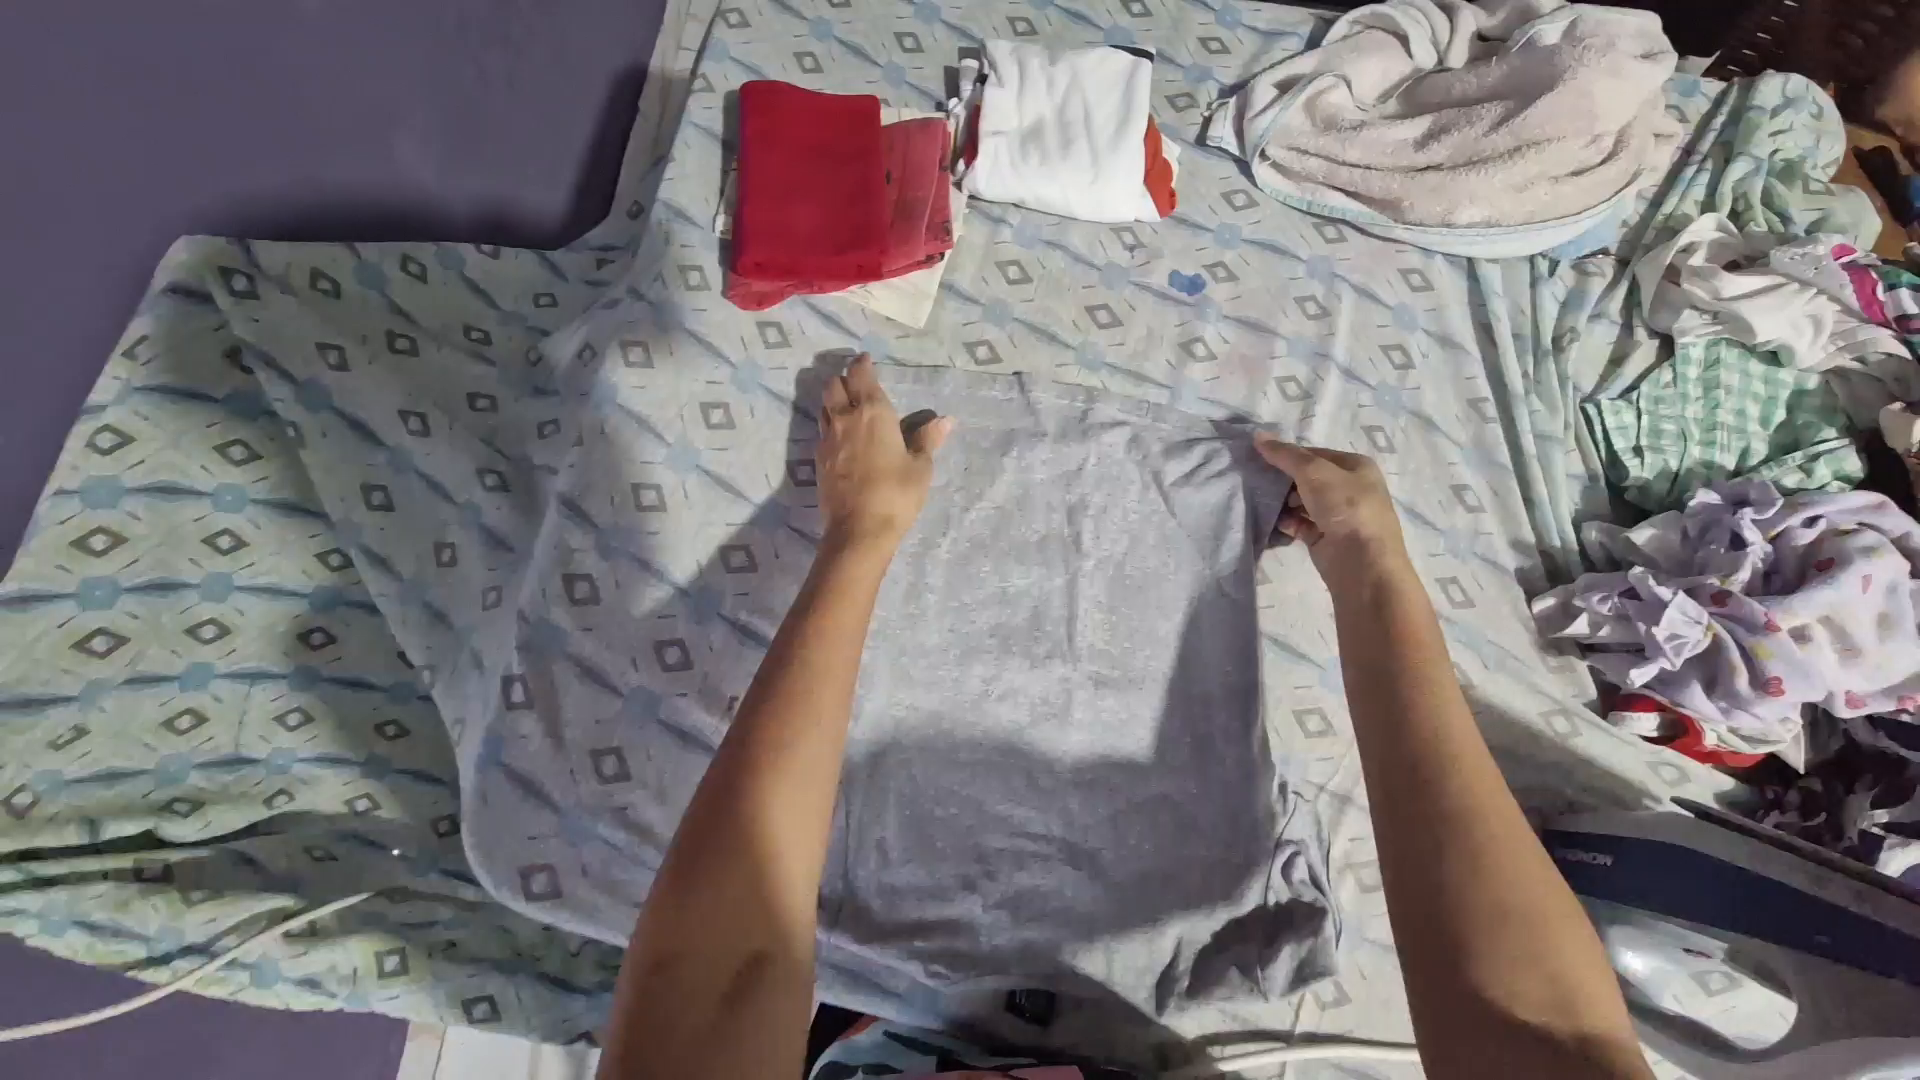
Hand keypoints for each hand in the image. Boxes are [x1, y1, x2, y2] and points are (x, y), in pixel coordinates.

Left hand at [817, 355, 952, 548]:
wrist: (859, 530)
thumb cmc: (896, 495)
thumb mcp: (920, 467)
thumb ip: (928, 440)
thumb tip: (945, 420)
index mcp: (874, 413)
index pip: (861, 376)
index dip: (862, 365)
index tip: (866, 360)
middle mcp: (845, 419)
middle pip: (834, 386)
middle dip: (843, 378)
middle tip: (855, 381)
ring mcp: (827, 439)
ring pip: (824, 406)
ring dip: (833, 400)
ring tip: (846, 405)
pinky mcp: (818, 460)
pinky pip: (821, 430)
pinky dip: (829, 424)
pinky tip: (840, 436)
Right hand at [1254, 436, 1410, 591]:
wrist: (1361, 561)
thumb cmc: (1345, 506)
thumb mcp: (1314, 472)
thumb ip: (1285, 455)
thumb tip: (1257, 436)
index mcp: (1355, 466)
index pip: (1314, 454)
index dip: (1288, 455)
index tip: (1259, 459)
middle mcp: (1349, 488)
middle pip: (1307, 478)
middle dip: (1282, 480)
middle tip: (1255, 481)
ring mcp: (1337, 514)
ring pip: (1302, 502)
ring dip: (1282, 502)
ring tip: (1259, 501)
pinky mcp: (1325, 537)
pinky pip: (1299, 524)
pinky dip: (1286, 522)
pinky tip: (1271, 522)